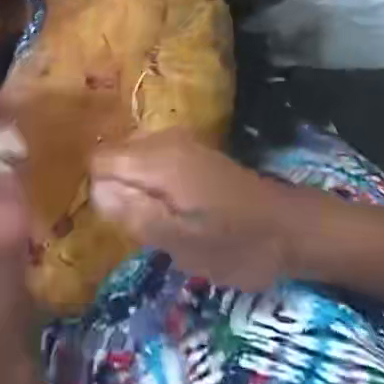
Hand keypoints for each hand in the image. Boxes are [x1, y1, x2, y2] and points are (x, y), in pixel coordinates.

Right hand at [90, 131, 308, 290]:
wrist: (289, 228)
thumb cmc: (236, 243)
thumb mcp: (183, 243)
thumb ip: (136, 215)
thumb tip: (94, 191)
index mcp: (159, 159)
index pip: (99, 160)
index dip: (95, 191)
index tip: (105, 222)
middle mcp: (164, 140)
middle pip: (112, 156)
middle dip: (110, 188)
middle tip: (125, 227)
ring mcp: (179, 142)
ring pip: (130, 158)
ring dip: (128, 187)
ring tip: (142, 221)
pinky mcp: (190, 152)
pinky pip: (149, 159)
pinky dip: (145, 182)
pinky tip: (161, 209)